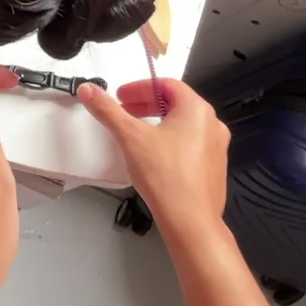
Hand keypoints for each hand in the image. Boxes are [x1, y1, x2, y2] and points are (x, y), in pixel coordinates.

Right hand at [78, 78, 231, 247]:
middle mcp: (212, 124)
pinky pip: (191, 144)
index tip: (121, 97)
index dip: (140, 88)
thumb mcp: (129, 137)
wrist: (190, 219)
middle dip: (147, 105)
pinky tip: (154, 157)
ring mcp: (217, 147)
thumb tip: (87, 89)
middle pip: (176, 104)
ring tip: (136, 134)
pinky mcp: (214, 168)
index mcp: (197, 110)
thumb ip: (107, 110)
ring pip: (184, 125)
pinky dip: (170, 141)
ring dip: (158, 123)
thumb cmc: (163, 174)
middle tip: (125, 112)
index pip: (167, 85)